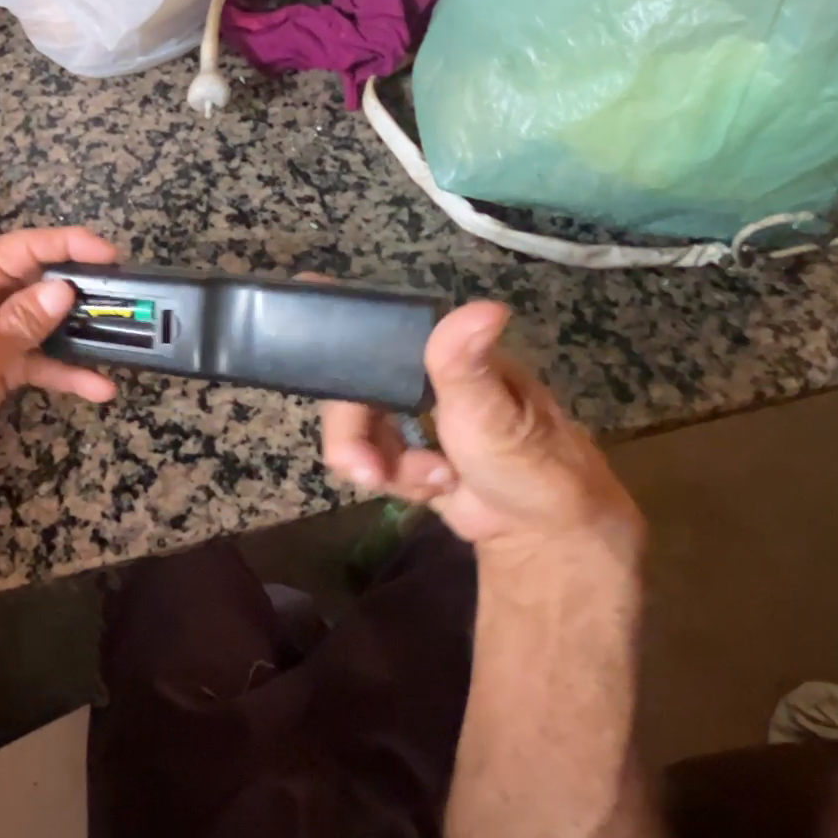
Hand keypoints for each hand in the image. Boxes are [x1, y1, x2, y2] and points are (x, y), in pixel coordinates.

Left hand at [0, 227, 120, 526]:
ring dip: (83, 332)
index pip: (23, 249)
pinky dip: (69, 372)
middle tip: (127, 295)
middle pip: (42, 281)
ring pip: (50, 321)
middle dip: (83, 288)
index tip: (110, 254)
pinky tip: (99, 387)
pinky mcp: (7, 362)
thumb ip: (21, 321)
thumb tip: (65, 290)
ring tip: (124, 338)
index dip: (68, 245)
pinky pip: (45, 360)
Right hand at [320, 301, 643, 559]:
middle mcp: (417, 376)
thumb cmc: (527, 458)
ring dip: (378, 463)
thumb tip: (485, 307)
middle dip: (350, 434)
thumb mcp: (491, 409)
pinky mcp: (402, 453)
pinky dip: (395, 480)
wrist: (543, 530)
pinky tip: (434, 488)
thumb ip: (465, 362)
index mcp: (439, 352)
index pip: (369, 333)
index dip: (330, 338)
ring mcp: (407, 417)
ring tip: (428, 483)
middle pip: (349, 392)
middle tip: (360, 470)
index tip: (294, 350)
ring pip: (354, 430)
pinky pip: (370, 460)